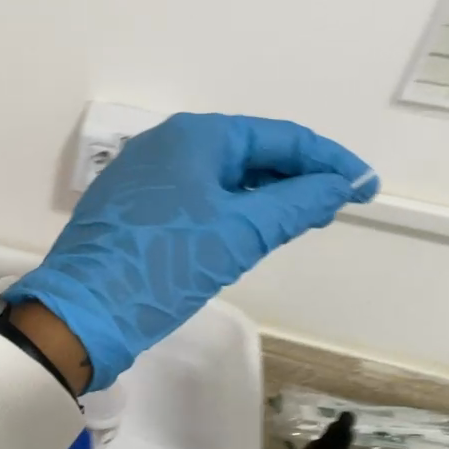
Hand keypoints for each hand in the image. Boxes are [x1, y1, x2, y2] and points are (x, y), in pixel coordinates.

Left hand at [10, 113, 374, 391]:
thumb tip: (342, 185)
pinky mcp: (130, 207)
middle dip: (294, 177)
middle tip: (336, 206)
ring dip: (262, 195)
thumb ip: (296, 204)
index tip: (365, 186)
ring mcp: (143, 175)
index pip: (278, 137)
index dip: (327, 161)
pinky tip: (247, 231)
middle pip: (248, 152)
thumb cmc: (164, 265)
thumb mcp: (240, 234)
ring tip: (301, 219)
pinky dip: (227, 209)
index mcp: (194, 136)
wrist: (82, 312)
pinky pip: (193, 197)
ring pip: (219, 177)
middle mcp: (166, 144)